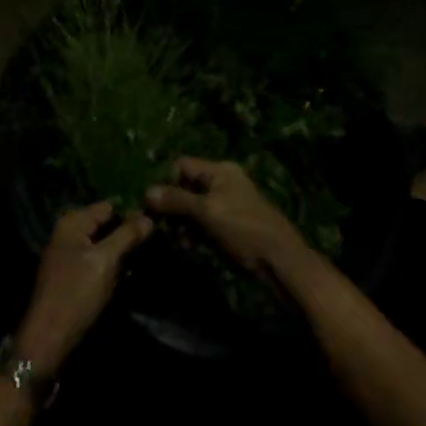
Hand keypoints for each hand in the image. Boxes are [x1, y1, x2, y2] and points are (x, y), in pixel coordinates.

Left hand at [14, 201, 152, 365]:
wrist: (50, 338)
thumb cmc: (77, 294)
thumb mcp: (105, 261)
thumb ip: (127, 235)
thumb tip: (149, 216)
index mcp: (73, 223)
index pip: (109, 206)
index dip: (133, 211)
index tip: (159, 219)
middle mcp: (69, 233)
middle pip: (107, 224)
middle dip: (130, 231)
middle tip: (159, 238)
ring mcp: (70, 255)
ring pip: (105, 244)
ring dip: (124, 250)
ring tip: (151, 254)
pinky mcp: (74, 275)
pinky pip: (99, 261)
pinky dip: (114, 265)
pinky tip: (131, 272)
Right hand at [144, 157, 311, 277]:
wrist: (278, 259)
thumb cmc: (243, 227)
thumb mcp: (207, 211)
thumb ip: (176, 200)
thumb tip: (146, 192)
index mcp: (220, 171)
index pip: (182, 166)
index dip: (167, 182)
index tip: (155, 204)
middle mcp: (221, 182)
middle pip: (186, 186)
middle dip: (172, 205)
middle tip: (161, 225)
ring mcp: (225, 204)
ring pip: (191, 207)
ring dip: (181, 222)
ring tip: (177, 240)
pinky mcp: (227, 224)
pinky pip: (202, 222)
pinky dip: (193, 231)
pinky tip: (188, 245)